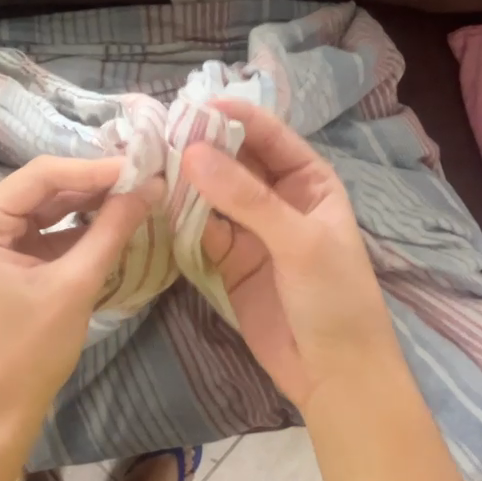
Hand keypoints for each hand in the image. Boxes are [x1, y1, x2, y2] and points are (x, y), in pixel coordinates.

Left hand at [0, 156, 159, 434]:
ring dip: (95, 201)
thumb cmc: (31, 348)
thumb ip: (112, 230)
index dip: (95, 168)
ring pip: (53, 204)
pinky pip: (53, 228)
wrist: (6, 405)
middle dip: (97, 183)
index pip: (42, 175)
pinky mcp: (15, 256)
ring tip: (143, 192)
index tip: (143, 166)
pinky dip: (85, 225)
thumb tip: (152, 185)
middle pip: (47, 185)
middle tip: (149, 176)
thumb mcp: (76, 284)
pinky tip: (121, 218)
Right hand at [182, 100, 398, 410]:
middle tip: (155, 135)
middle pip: (234, 160)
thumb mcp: (298, 241)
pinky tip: (154, 208)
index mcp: (309, 181)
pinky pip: (199, 231)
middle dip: (201, 147)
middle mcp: (277, 198)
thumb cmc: (335, 298)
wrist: (334, 374)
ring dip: (184, 183)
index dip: (234, 117)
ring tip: (146, 167)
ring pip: (211, 195)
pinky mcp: (227, 261)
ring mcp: (250, 230)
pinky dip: (178, 221)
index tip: (191, 105)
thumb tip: (190, 153)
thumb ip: (245, 198)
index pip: (268, 136)